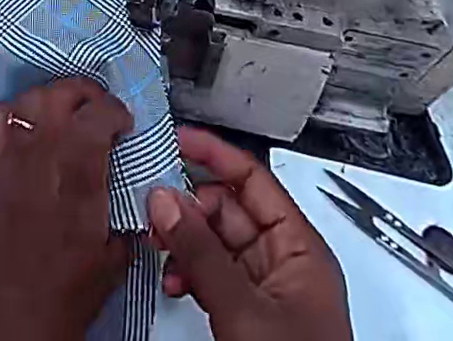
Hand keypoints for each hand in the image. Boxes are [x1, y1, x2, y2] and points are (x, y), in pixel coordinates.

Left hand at [0, 78, 136, 340]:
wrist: (11, 305)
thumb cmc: (69, 287)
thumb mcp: (116, 253)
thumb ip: (124, 209)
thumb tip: (131, 186)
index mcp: (80, 172)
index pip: (99, 114)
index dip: (116, 110)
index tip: (124, 123)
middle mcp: (45, 152)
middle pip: (64, 93)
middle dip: (88, 93)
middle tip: (99, 108)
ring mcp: (12, 152)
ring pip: (32, 97)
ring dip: (55, 97)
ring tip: (67, 111)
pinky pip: (1, 115)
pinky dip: (18, 110)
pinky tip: (30, 123)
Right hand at [149, 127, 351, 340]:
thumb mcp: (243, 312)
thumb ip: (200, 251)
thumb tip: (161, 196)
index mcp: (299, 249)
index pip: (253, 179)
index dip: (214, 155)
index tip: (174, 140)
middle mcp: (284, 260)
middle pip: (229, 207)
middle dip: (189, 205)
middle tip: (153, 207)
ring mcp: (266, 287)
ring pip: (216, 239)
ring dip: (184, 239)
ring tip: (159, 248)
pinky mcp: (248, 311)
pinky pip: (212, 270)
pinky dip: (189, 270)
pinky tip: (174, 282)